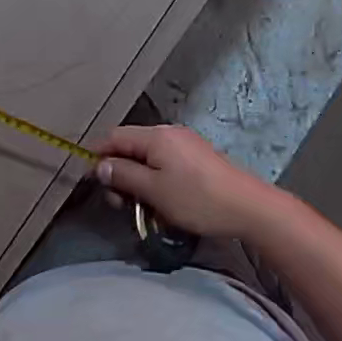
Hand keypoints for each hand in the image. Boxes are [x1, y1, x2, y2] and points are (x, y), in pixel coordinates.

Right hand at [91, 125, 281, 239]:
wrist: (249, 208)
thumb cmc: (196, 198)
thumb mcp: (153, 190)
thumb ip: (123, 175)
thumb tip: (100, 166)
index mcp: (155, 135)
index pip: (114, 137)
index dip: (98, 156)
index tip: (91, 181)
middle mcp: (169, 133)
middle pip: (130, 147)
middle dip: (119, 173)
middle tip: (120, 204)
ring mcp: (185, 144)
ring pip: (147, 157)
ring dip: (138, 180)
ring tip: (141, 207)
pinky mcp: (197, 158)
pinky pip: (165, 163)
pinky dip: (155, 180)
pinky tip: (161, 201)